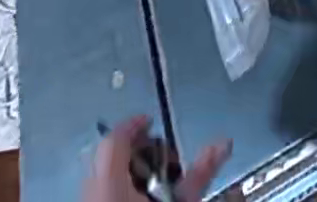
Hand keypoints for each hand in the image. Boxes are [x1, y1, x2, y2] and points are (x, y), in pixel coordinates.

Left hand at [81, 115, 229, 201]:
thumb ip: (200, 175)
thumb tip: (223, 143)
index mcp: (109, 186)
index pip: (116, 139)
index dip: (134, 125)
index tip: (151, 121)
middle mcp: (92, 196)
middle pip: (109, 160)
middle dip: (137, 154)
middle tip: (163, 162)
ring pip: (104, 183)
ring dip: (129, 177)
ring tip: (154, 187)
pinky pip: (101, 198)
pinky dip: (118, 195)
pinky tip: (140, 200)